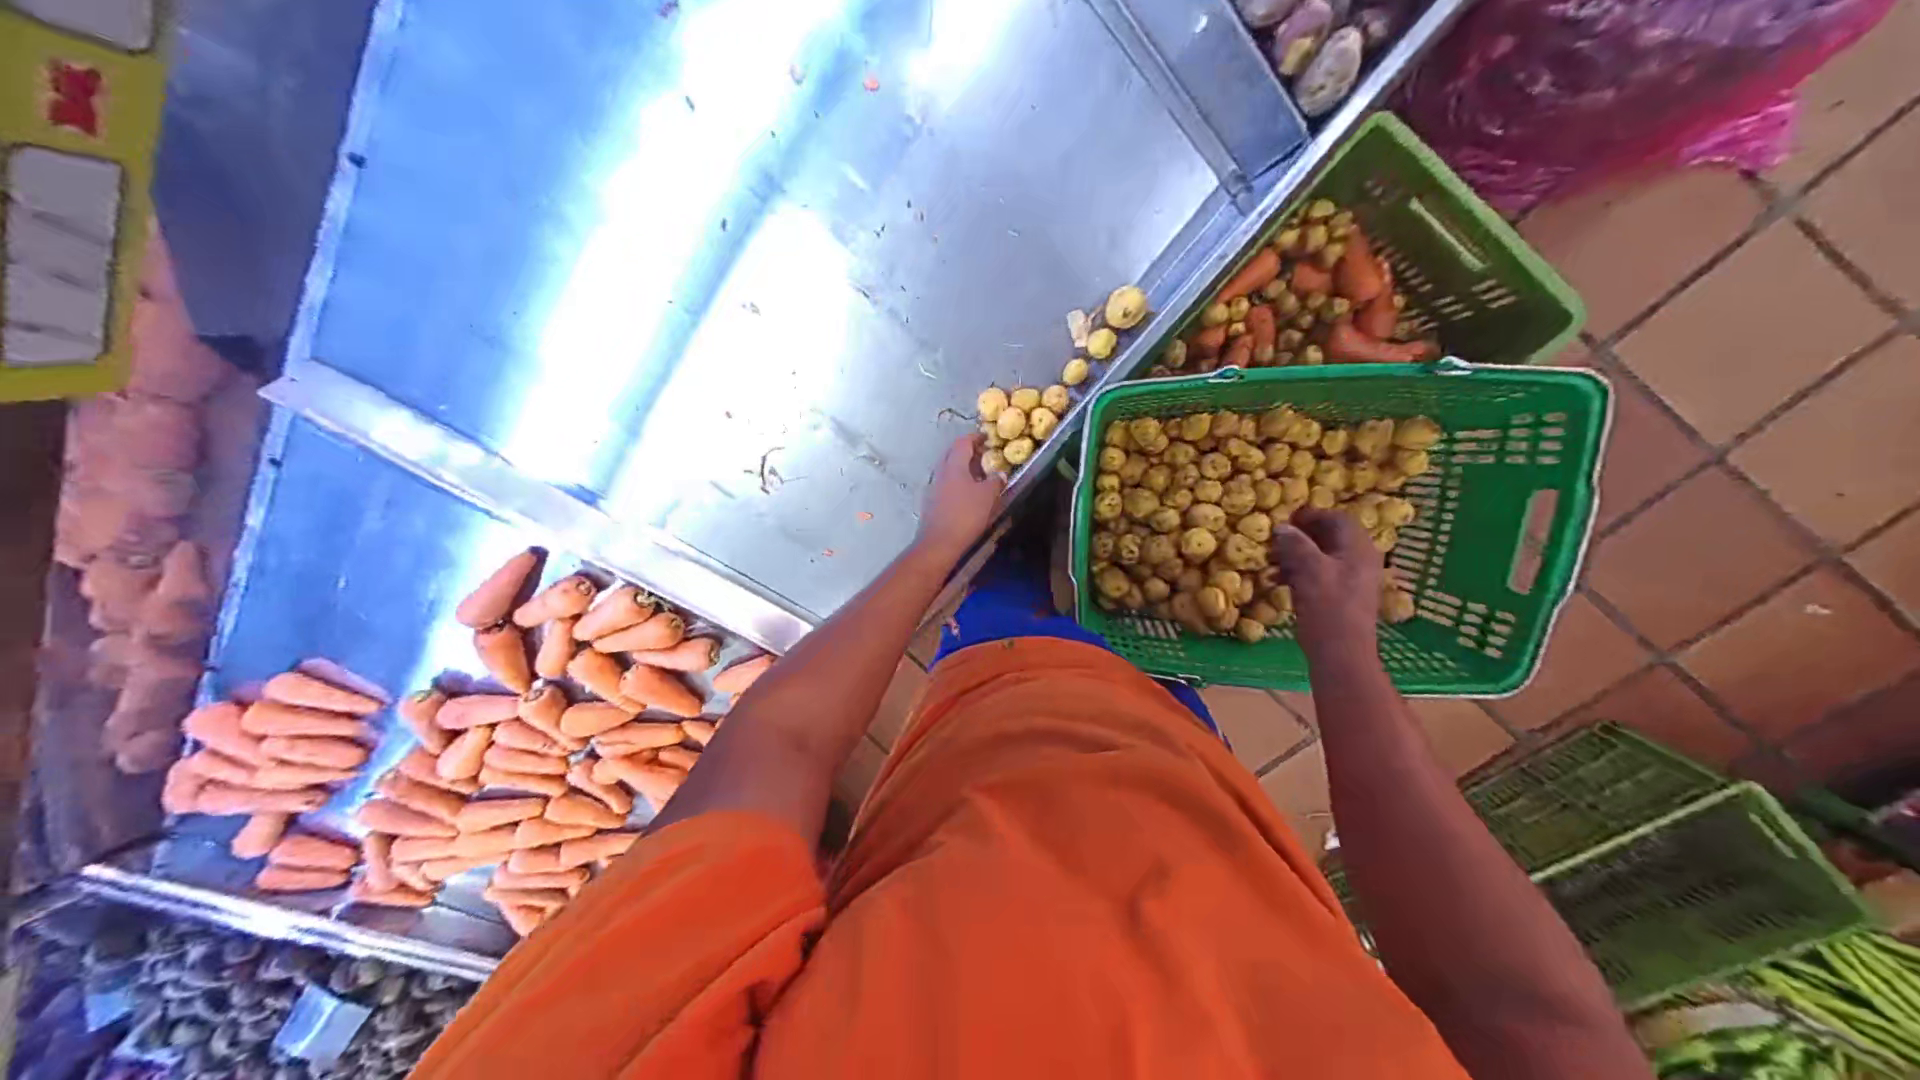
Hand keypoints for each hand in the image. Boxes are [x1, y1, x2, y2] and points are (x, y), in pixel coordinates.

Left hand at [917, 434, 1004, 560]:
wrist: (939, 543)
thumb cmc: (965, 515)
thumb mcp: (987, 496)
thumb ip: (995, 481)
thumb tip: (1000, 474)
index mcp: (953, 465)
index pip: (963, 442)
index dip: (975, 437)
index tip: (987, 438)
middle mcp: (941, 472)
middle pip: (953, 454)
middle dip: (969, 452)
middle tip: (985, 456)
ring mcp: (934, 487)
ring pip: (949, 470)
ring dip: (964, 469)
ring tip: (981, 476)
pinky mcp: (932, 502)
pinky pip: (947, 484)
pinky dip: (959, 483)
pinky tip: (969, 494)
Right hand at [1271, 506, 1380, 665]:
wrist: (1341, 653)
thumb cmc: (1329, 608)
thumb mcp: (1310, 571)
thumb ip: (1296, 545)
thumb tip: (1282, 527)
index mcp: (1358, 549)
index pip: (1338, 519)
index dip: (1312, 515)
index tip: (1286, 519)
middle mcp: (1358, 560)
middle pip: (1328, 537)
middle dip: (1299, 536)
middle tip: (1275, 539)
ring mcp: (1349, 579)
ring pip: (1320, 556)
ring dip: (1294, 555)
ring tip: (1271, 561)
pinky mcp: (1338, 596)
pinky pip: (1317, 574)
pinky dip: (1297, 573)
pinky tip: (1276, 581)